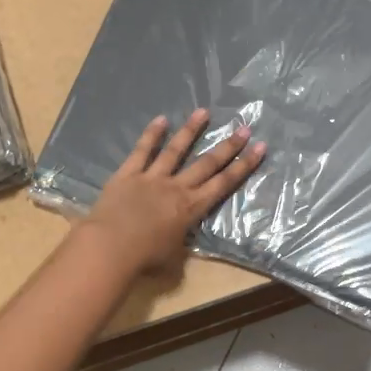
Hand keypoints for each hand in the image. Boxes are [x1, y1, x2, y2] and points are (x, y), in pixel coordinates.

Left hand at [81, 110, 266, 276]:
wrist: (110, 248)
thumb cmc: (145, 259)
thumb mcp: (173, 259)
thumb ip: (181, 244)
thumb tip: (182, 240)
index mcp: (192, 208)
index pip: (224, 183)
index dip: (244, 166)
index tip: (259, 148)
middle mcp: (177, 187)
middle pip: (207, 163)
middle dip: (228, 145)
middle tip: (244, 128)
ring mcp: (152, 178)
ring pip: (176, 150)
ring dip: (191, 130)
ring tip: (203, 111)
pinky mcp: (128, 174)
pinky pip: (142, 151)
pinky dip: (152, 135)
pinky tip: (161, 120)